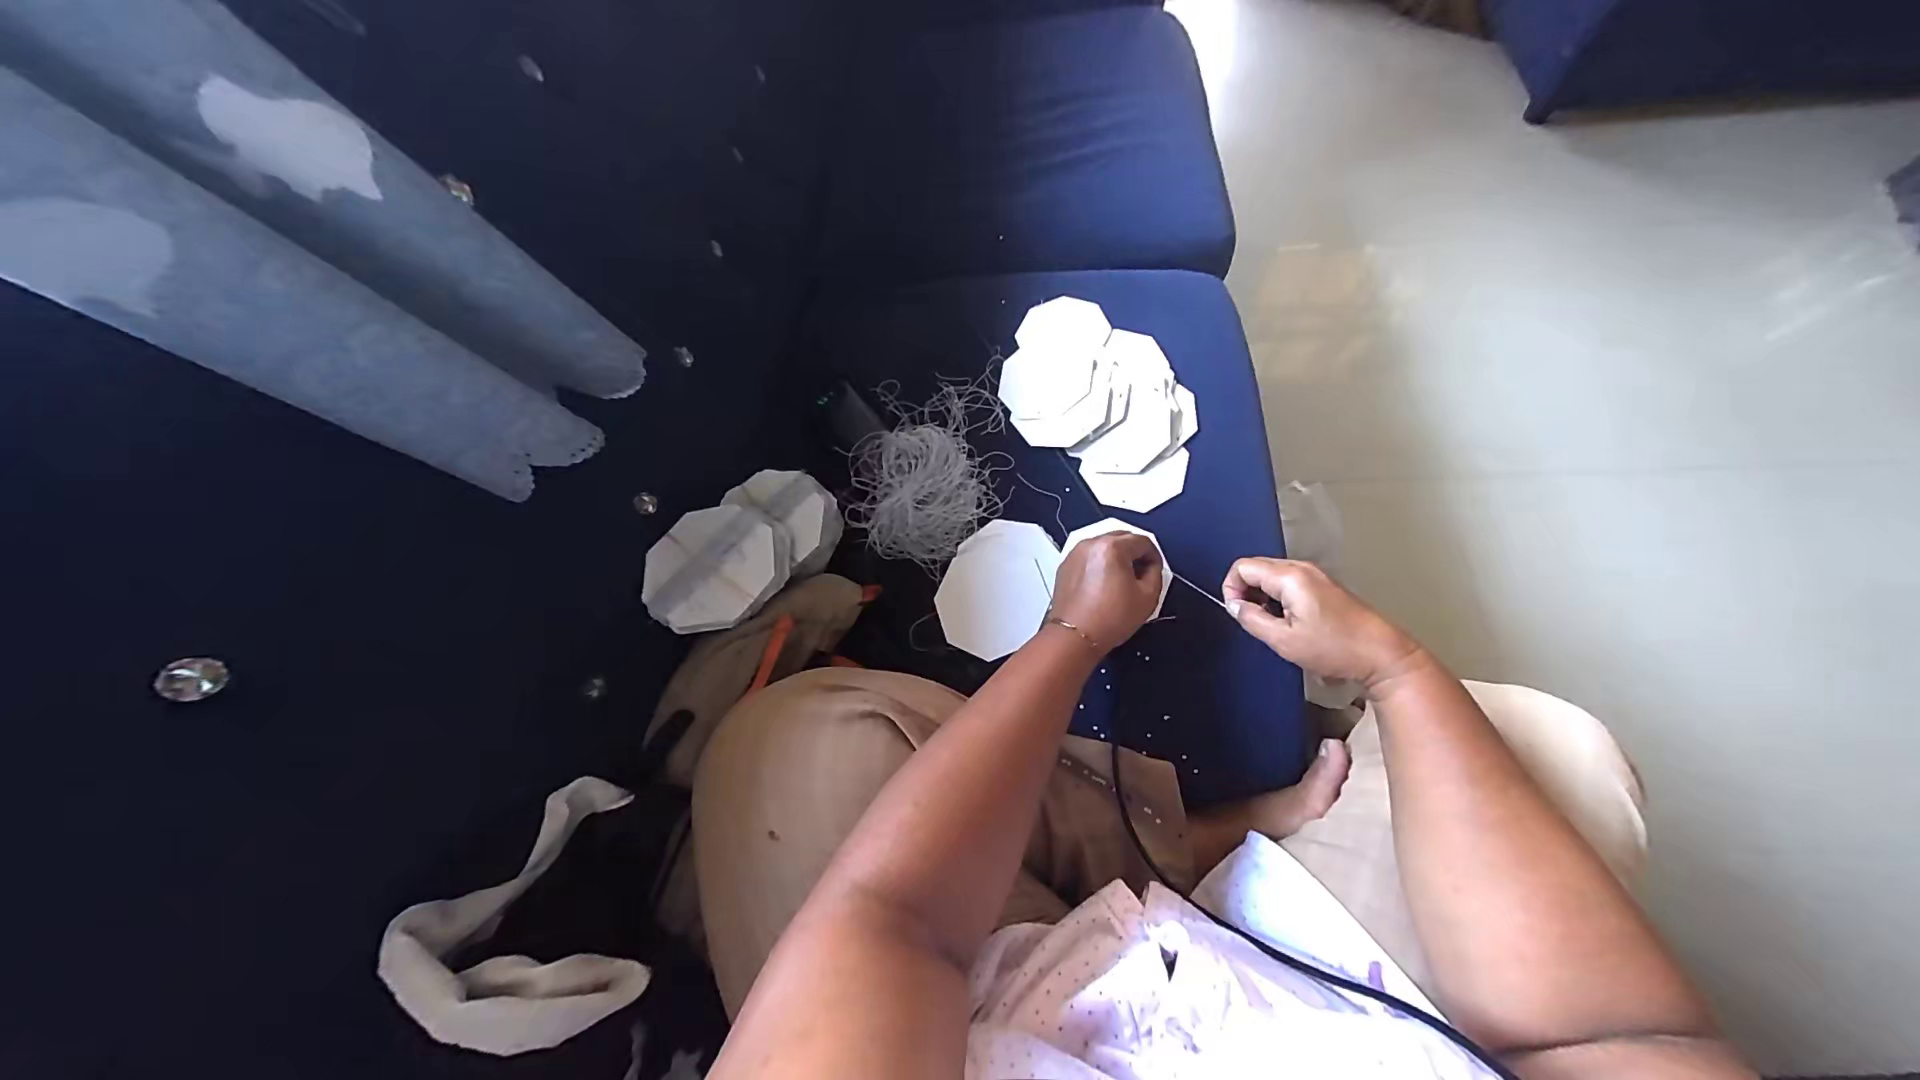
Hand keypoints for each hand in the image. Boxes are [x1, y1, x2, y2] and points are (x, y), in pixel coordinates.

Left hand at [1049, 532, 1163, 651]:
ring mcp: (1075, 554)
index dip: (1154, 556)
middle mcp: (1090, 544)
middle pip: (1121, 538)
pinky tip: (1104, 585)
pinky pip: (1089, 557)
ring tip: (1122, 580)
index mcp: (1112, 547)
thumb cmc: (1108, 619)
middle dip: (1135, 553)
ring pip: (1104, 546)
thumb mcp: (1148, 597)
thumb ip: (1155, 573)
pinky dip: (1099, 565)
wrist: (1075, 637)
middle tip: (1142, 573)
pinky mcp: (1065, 566)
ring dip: (1116, 557)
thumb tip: (1151, 567)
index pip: (1142, 541)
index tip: (1155, 569)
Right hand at [1222, 558, 1424, 689]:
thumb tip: (1235, 607)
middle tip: (1253, 620)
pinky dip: (1279, 598)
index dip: (1231, 589)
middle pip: (1256, 568)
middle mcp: (1303, 569)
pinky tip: (1290, 622)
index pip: (1242, 567)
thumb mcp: (1282, 640)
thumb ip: (1251, 619)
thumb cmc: (1338, 648)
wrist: (1383, 655)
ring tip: (1273, 624)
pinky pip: (1288, 583)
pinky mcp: (1324, 586)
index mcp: (1290, 577)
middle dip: (1246, 592)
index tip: (1237, 612)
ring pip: (1271, 576)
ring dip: (1263, 596)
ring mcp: (1316, 576)